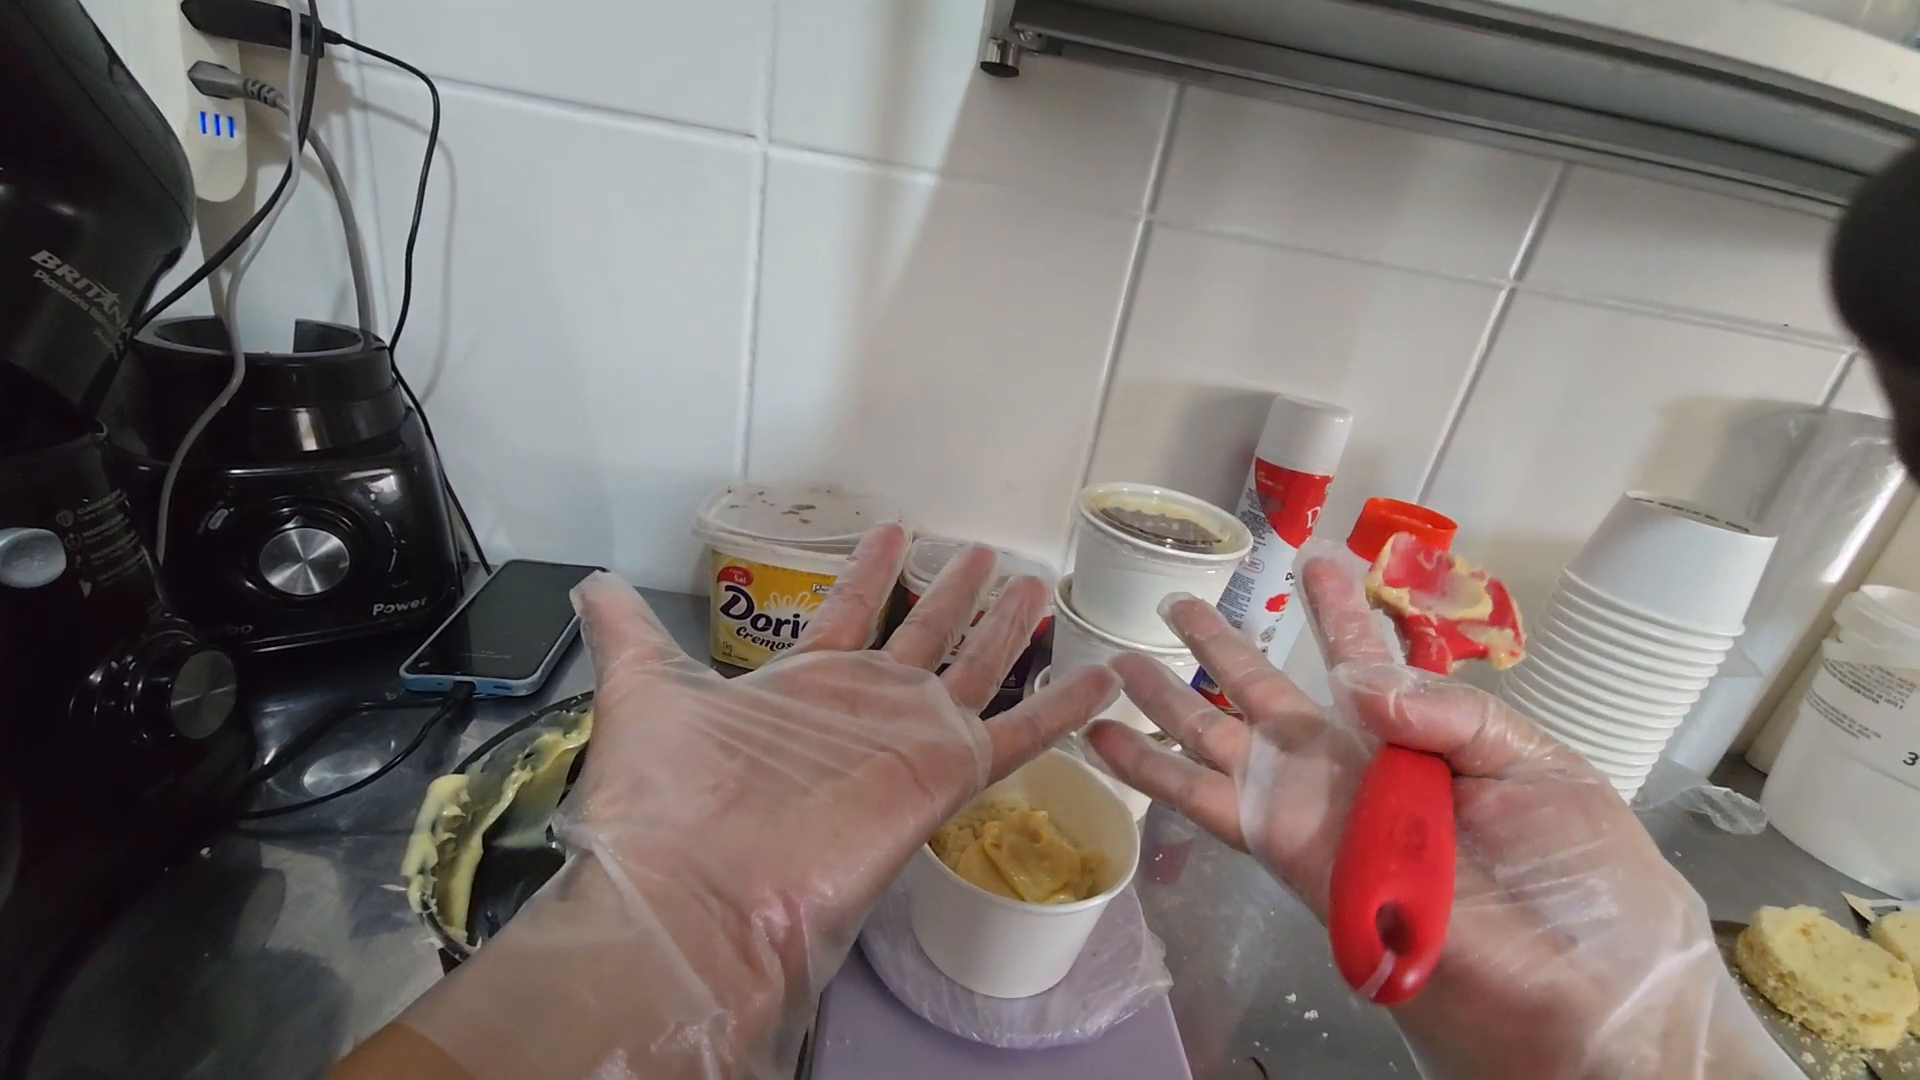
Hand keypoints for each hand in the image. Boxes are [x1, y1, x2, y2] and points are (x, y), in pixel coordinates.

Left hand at [395, 525, 1119, 1079]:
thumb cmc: (674, 793)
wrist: (703, 894)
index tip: (898, 529)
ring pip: (979, 670)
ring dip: (1009, 632)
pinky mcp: (949, 771)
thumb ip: (625, 631)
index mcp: (807, 683)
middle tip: (986, 553)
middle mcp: (866, 706)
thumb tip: (589, 582)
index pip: (852, 609)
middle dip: (954, 594)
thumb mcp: (646, 692)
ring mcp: (912, 737)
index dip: (873, 570)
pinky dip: (1064, 708)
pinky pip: (1024, 733)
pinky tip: (1102, 680)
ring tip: (1039, 588)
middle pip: (925, 635)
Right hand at [1086, 551, 1796, 1078]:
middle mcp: (1346, 764)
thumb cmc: (1584, 882)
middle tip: (1176, 603)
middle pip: (1266, 690)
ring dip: (1165, 700)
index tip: (1315, 561)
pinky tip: (1106, 741)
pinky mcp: (1285, 849)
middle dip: (1220, 646)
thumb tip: (1357, 679)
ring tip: (1118, 661)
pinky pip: (1206, 801)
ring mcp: (1309, 805)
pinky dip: (1152, 771)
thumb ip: (1450, 712)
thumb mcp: (1541, 770)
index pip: (1362, 656)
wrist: (1581, 1003)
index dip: (1335, 609)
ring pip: (1216, 738)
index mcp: (1413, 734)